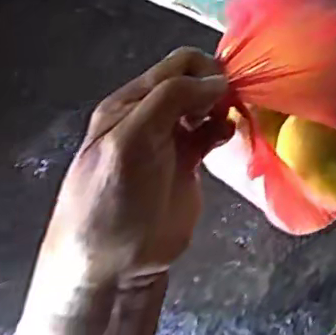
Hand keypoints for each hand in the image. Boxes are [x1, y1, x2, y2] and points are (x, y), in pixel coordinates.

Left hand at [36, 47, 234, 288]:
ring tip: (224, 123)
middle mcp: (151, 114)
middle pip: (196, 79)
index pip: (178, 64)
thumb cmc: (111, 201)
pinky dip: (224, 128)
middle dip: (216, 86)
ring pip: (208, 103)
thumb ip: (170, 99)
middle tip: (224, 107)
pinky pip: (213, 130)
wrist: (111, 270)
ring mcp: (170, 138)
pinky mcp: (188, 161)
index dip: (204, 70)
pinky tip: (225, 138)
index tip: (220, 91)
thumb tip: (218, 80)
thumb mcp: (130, 140)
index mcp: (129, 102)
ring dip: (222, 106)